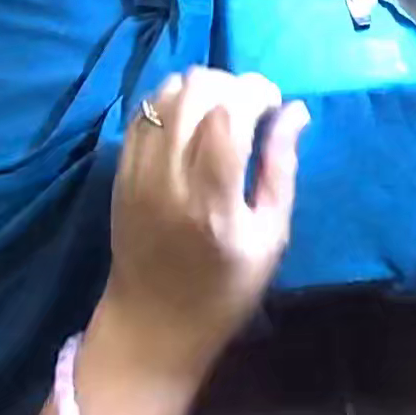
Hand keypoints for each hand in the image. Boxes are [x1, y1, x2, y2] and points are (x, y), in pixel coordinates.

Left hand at [102, 68, 309, 366]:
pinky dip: (173, 100)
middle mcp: (168, 178)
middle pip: (195, 91)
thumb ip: (281, 167)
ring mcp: (137, 171)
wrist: (149, 330)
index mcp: (212, 201)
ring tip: (221, 112)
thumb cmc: (223, 290)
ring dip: (202, 88)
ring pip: (167, 92)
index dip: (256, 92)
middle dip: (232, 84)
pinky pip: (144, 110)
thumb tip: (296, 110)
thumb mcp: (271, 236)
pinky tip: (191, 120)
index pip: (227, 114)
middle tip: (250, 109)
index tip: (274, 105)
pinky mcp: (120, 170)